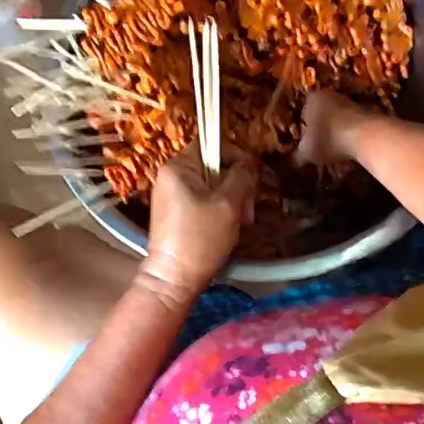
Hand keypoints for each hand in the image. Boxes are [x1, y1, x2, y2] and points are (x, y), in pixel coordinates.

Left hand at [138, 150, 258, 295]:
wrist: (173, 280)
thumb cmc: (200, 239)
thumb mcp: (228, 204)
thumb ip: (242, 176)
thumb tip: (250, 161)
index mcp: (177, 167)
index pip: (211, 143)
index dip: (236, 155)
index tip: (253, 177)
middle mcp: (170, 176)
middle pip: (213, 166)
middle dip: (237, 185)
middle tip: (249, 209)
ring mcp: (171, 196)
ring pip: (211, 186)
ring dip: (232, 200)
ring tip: (243, 222)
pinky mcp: (175, 214)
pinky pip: (203, 201)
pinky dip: (219, 211)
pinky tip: (230, 228)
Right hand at [294, 90, 365, 166]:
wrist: (366, 136)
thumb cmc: (328, 139)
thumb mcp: (307, 152)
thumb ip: (298, 156)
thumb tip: (293, 161)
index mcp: (312, 99)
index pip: (303, 111)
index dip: (303, 125)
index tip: (304, 138)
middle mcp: (331, 95)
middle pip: (322, 112)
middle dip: (321, 126)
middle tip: (319, 143)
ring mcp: (351, 102)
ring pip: (339, 117)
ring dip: (337, 130)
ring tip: (335, 147)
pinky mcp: (367, 111)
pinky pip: (354, 124)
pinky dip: (351, 133)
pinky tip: (350, 147)